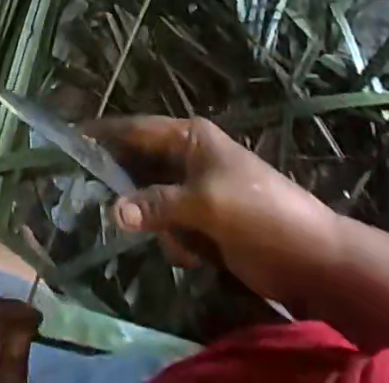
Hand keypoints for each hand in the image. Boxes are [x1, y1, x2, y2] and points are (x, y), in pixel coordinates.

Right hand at [85, 116, 345, 302]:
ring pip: (150, 200)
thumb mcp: (205, 204)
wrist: (318, 260)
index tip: (70, 139)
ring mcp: (196, 190)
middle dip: (126, 187)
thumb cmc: (260, 213)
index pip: (135, 128)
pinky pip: (169, 225)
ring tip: (181, 241)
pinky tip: (195, 254)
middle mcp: (188, 157)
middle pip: (139, 165)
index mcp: (189, 137)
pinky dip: (175, 240)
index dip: (104, 133)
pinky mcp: (204, 221)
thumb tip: (114, 213)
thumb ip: (156, 204)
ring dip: (157, 222)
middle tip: (100, 200)